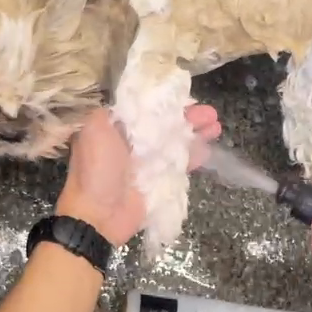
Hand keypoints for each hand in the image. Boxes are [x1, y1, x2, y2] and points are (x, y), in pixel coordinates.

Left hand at [56, 105, 221, 243]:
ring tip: (216, 126)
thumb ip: (112, 111)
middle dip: (188, 117)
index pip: (146, 109)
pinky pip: (179, 166)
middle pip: (166, 125)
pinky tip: (208, 149)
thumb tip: (135, 101)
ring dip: (196, 134)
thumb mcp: (95, 129)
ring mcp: (147, 164)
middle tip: (210, 113)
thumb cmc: (96, 170)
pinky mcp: (158, 183)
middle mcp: (132, 143)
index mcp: (115, 128)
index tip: (186, 95)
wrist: (98, 215)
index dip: (166, 101)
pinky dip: (194, 157)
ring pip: (176, 143)